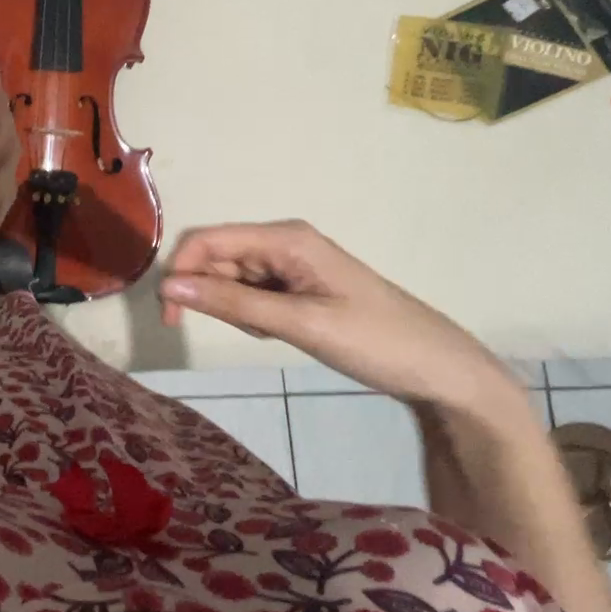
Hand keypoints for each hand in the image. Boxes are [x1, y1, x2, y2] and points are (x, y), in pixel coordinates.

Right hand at [157, 221, 516, 410]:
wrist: (443, 373)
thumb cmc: (376, 342)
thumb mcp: (300, 324)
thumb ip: (231, 304)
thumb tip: (167, 287)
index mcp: (285, 238)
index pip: (205, 241)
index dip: (180, 273)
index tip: (172, 317)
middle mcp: (282, 242)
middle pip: (215, 260)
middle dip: (216, 298)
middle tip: (254, 332)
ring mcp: (289, 264)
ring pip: (229, 281)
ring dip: (238, 311)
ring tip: (277, 333)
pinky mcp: (295, 286)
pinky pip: (250, 295)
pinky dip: (254, 317)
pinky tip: (283, 332)